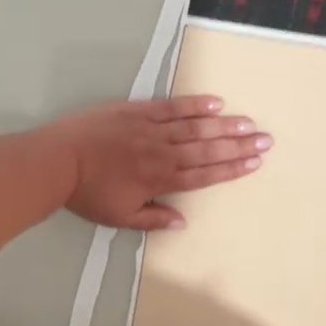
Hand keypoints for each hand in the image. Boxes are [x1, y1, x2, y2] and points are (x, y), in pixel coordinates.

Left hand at [45, 96, 269, 230]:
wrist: (58, 161)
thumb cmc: (87, 193)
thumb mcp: (119, 216)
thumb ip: (152, 219)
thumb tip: (182, 222)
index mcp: (159, 180)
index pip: (203, 175)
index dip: (231, 169)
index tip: (255, 163)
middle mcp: (162, 153)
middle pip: (207, 149)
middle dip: (239, 145)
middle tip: (266, 139)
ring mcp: (150, 129)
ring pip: (195, 127)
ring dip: (224, 125)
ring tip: (249, 122)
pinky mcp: (136, 111)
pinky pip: (171, 106)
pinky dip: (194, 104)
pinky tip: (215, 102)